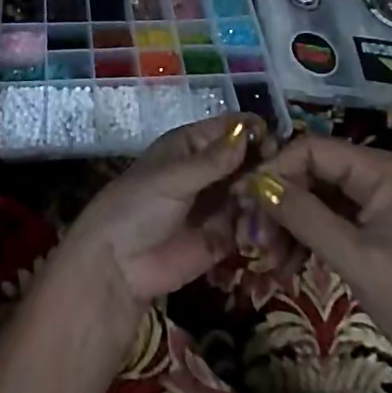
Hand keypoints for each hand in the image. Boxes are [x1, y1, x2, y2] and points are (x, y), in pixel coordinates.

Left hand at [54, 114, 265, 309]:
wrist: (117, 264)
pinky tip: (256, 239)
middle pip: (252, 162)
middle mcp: (209, 170)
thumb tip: (249, 134)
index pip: (232, 128)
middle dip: (266, 173)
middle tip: (272, 190)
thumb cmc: (136, 207)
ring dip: (265, 204)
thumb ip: (211, 161)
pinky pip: (253, 227)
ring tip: (260, 217)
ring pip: (257, 194)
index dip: (256, 134)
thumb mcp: (171, 179)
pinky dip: (261, 230)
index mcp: (191, 145)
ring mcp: (219, 203)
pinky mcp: (225, 236)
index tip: (275, 150)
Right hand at [239, 136, 391, 382]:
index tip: (243, 203)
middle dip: (277, 203)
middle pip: (308, 172)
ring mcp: (375, 199)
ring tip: (268, 261)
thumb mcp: (354, 259)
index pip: (310, 149)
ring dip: (286, 225)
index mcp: (382, 171)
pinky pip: (324, 217)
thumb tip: (253, 184)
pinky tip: (288, 266)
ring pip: (311, 196)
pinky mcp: (371, 223)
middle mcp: (378, 174)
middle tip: (251, 239)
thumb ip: (303, 215)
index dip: (273, 171)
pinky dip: (303, 238)